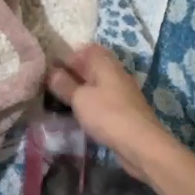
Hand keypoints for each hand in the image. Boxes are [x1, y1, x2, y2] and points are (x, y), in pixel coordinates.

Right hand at [46, 44, 177, 179]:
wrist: (142, 144)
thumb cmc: (107, 114)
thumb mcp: (79, 98)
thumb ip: (64, 84)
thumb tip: (53, 73)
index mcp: (105, 64)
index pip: (86, 49)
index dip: (69, 56)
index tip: (53, 69)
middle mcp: (116, 74)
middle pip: (92, 67)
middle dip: (73, 74)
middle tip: (55, 86)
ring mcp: (122, 93)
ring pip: (98, 85)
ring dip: (82, 90)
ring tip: (65, 101)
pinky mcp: (125, 110)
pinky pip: (104, 100)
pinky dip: (91, 104)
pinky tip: (82, 115)